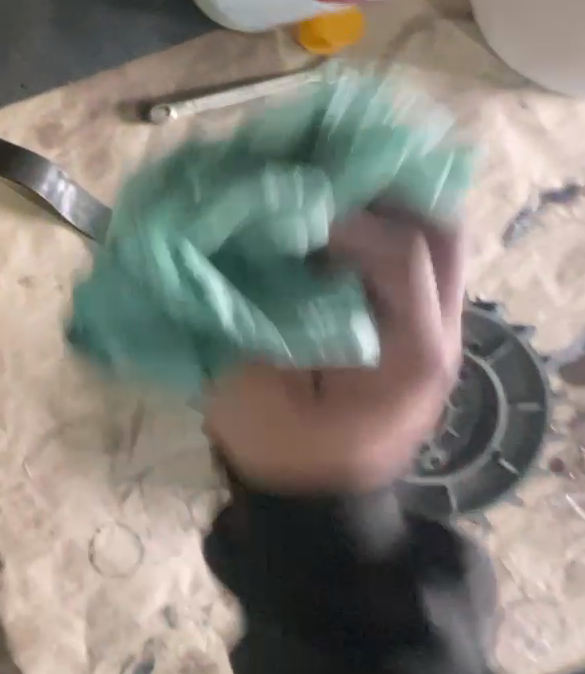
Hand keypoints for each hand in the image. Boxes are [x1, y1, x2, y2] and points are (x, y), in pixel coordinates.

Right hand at [204, 210, 464, 493]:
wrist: (315, 495)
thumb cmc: (279, 447)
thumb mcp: (252, 390)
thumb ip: (252, 320)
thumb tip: (233, 257)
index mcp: (409, 352)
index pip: (402, 257)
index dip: (344, 219)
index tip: (280, 207)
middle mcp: (436, 330)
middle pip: (439, 234)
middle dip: (378, 194)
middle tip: (308, 178)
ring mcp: (426, 328)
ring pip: (429, 241)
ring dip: (374, 207)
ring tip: (310, 190)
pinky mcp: (402, 327)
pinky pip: (399, 262)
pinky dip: (365, 231)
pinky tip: (314, 222)